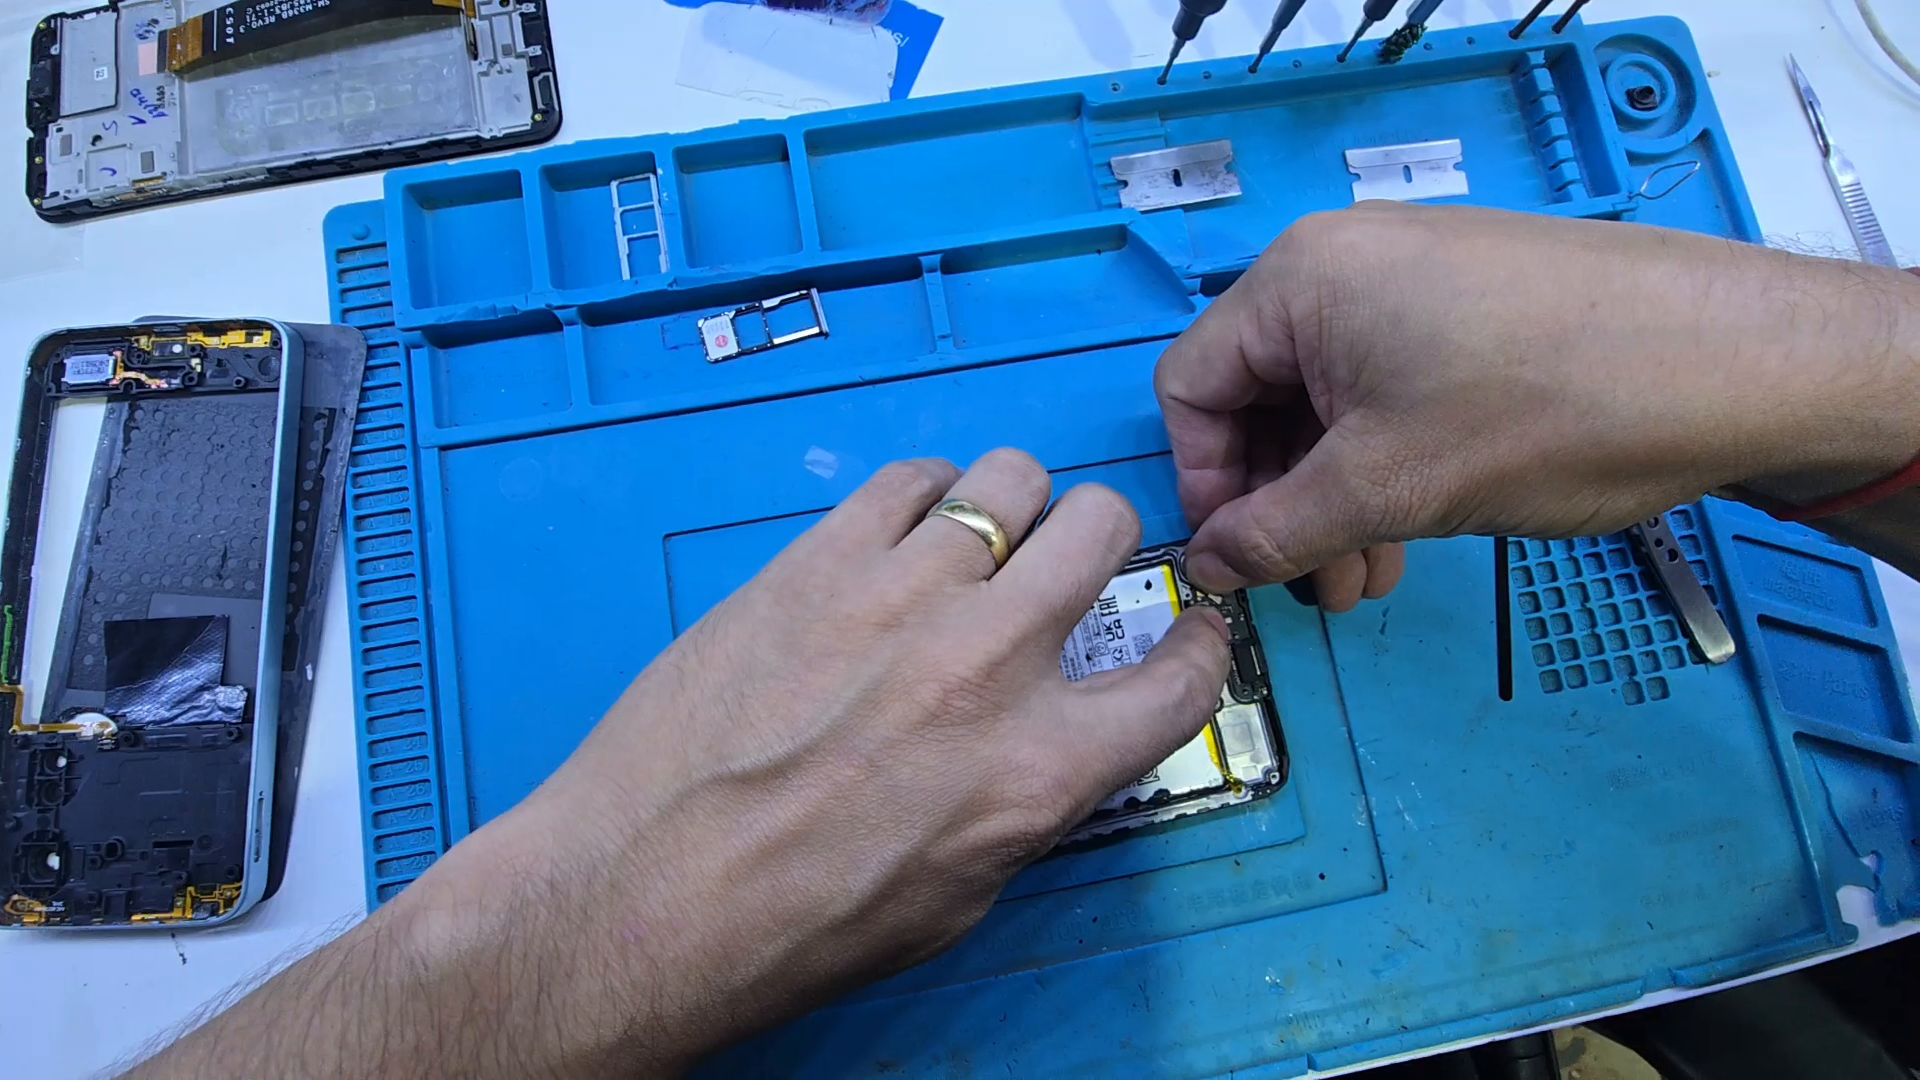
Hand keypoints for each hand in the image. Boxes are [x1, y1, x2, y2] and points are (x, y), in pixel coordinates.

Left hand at [137, 451, 1230, 1078]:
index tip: (1185, 633)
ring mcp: (905, 590)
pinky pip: (912, 475)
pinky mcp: (823, 555)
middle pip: (1102, 524)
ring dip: (1011, 507)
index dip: (1199, 646)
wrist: (646, 890)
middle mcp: (993, 657)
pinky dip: (926, 495)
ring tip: (974, 541)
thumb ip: (1036, 793)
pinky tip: (902, 531)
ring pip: (1009, 477)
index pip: (1182, 678)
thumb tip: (1063, 730)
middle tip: (1066, 563)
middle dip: (1102, 537)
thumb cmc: (809, 921)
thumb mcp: (966, 891)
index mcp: (1044, 764)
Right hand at [1156, 202, 1919, 594]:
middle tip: (1309, 582)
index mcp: (1294, 283)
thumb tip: (1203, 568)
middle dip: (1276, 506)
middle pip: (1253, 407)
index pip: (1190, 388)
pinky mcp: (1447, 317)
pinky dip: (1369, 474)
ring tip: (1361, 578)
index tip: (1236, 549)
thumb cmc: (1546, 411)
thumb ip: (1271, 534)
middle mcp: (1332, 272)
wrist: (1768, 366)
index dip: (1202, 478)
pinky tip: (1396, 539)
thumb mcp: (1383, 487)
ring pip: (1315, 417)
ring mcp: (1395, 291)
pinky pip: (1369, 403)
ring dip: (1325, 505)